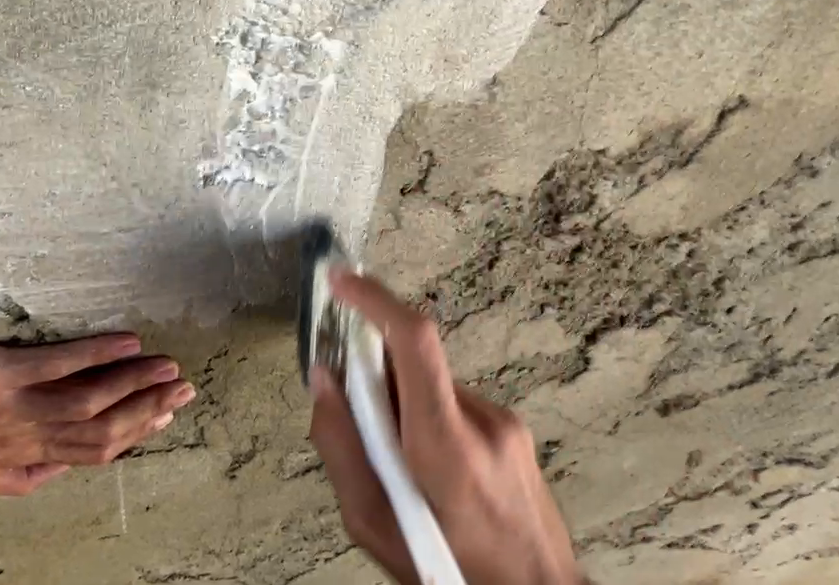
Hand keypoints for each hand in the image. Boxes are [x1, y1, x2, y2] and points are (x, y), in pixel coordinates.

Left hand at [0, 334, 194, 498]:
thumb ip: (19, 477)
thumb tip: (56, 471)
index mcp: (24, 462)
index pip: (92, 451)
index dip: (133, 436)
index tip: (162, 419)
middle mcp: (30, 436)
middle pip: (103, 427)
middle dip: (148, 409)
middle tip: (184, 389)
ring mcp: (19, 403)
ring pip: (91, 398)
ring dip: (135, 383)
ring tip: (169, 367)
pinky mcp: (2, 372)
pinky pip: (59, 363)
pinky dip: (96, 353)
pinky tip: (126, 341)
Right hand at [309, 270, 582, 584]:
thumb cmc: (450, 572)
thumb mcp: (371, 526)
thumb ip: (339, 447)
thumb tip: (323, 378)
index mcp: (445, 448)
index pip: (414, 342)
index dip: (374, 300)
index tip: (340, 281)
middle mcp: (483, 422)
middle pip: (411, 365)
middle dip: (375, 380)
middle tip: (365, 431)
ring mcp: (505, 423)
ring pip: (430, 385)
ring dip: (404, 407)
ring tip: (405, 469)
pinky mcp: (515, 429)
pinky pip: (454, 402)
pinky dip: (429, 420)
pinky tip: (434, 472)